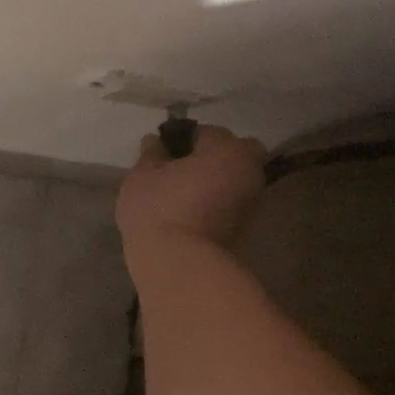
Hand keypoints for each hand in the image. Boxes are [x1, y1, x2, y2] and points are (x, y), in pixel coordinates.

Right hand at [115, 125, 266, 247]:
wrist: (179, 262)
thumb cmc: (158, 209)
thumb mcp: (141, 177)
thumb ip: (150, 155)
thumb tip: (154, 141)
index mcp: (226, 148)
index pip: (206, 131)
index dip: (182, 140)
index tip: (162, 155)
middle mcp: (249, 167)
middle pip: (233, 152)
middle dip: (213, 157)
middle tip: (181, 172)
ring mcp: (253, 198)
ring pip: (235, 178)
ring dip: (216, 181)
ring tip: (185, 195)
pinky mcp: (248, 225)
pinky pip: (232, 202)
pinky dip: (218, 202)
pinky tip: (192, 213)